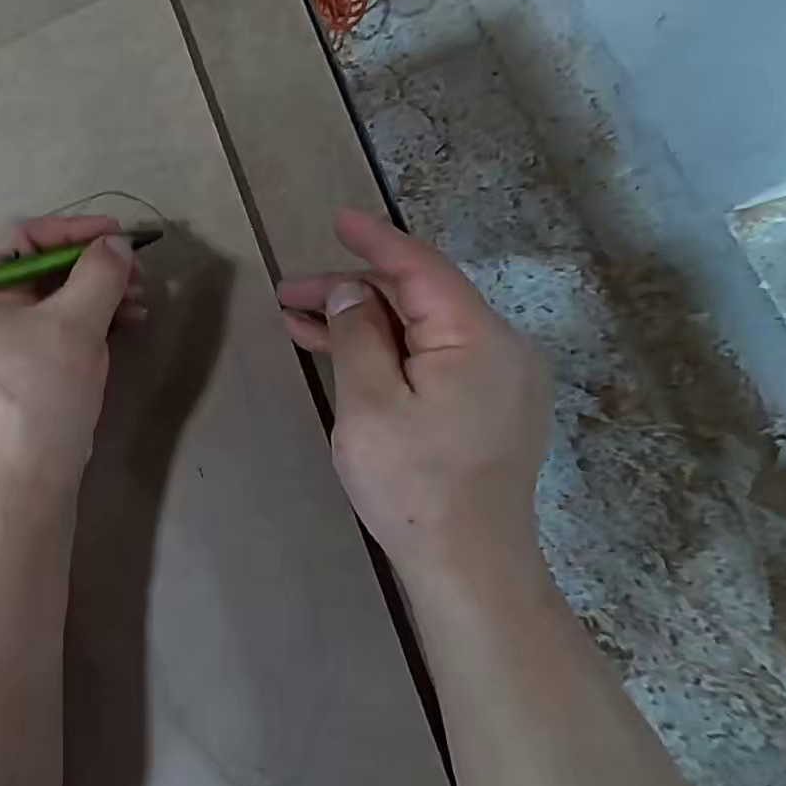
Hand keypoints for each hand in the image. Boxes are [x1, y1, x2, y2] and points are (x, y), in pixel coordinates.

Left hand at [0, 215, 141, 490]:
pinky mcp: (32, 360)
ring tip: (142, 300)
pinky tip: (131, 320)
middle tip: (137, 273)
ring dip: (104, 292)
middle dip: (96, 266)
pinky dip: (98, 318)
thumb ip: (99, 274)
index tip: (117, 235)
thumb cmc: (42, 391)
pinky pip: (65, 323)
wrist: (33, 470)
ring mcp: (9, 336)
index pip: (25, 239)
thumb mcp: (75, 325)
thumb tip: (117, 244)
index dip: (74, 230)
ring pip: (62, 296)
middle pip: (47, 266)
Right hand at [277, 211, 551, 567]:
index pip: (421, 270)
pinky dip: (385, 357)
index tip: (338, 220)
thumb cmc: (413, 485)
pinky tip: (341, 355)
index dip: (375, 242)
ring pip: (418, 335)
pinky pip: (428, 365)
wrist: (466, 565)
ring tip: (299, 321)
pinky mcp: (482, 409)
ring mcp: (493, 382)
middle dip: (350, 294)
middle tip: (288, 295)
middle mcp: (498, 349)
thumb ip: (358, 337)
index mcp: (477, 338)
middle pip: (417, 302)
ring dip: (361, 326)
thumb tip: (348, 293)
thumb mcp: (370, 405)